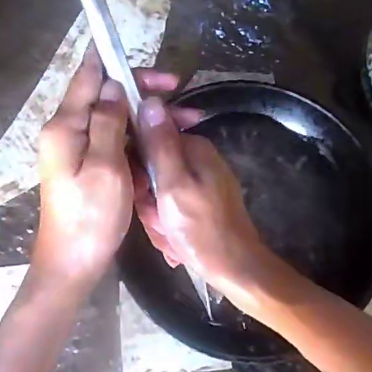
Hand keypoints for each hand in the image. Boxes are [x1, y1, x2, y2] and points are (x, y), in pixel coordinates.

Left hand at [31, 49, 183, 287]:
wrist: (72, 264)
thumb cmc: (90, 217)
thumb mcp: (105, 166)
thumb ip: (109, 122)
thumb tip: (114, 85)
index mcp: (65, 126)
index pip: (89, 77)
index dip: (116, 61)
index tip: (149, 58)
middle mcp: (67, 132)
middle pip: (106, 96)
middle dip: (143, 92)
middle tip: (181, 93)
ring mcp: (76, 150)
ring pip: (115, 119)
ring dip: (146, 117)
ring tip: (188, 120)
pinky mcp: (87, 166)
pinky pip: (115, 142)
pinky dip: (139, 140)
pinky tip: (166, 145)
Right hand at [132, 92, 281, 304]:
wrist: (236, 271)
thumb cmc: (202, 229)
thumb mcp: (174, 185)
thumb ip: (159, 145)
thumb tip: (149, 100)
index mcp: (194, 148)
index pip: (148, 139)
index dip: (136, 165)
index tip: (139, 189)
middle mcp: (198, 160)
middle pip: (151, 170)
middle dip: (148, 200)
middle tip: (159, 220)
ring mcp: (200, 184)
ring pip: (157, 194)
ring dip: (157, 219)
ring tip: (169, 237)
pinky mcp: (201, 205)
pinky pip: (170, 210)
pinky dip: (168, 228)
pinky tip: (174, 244)